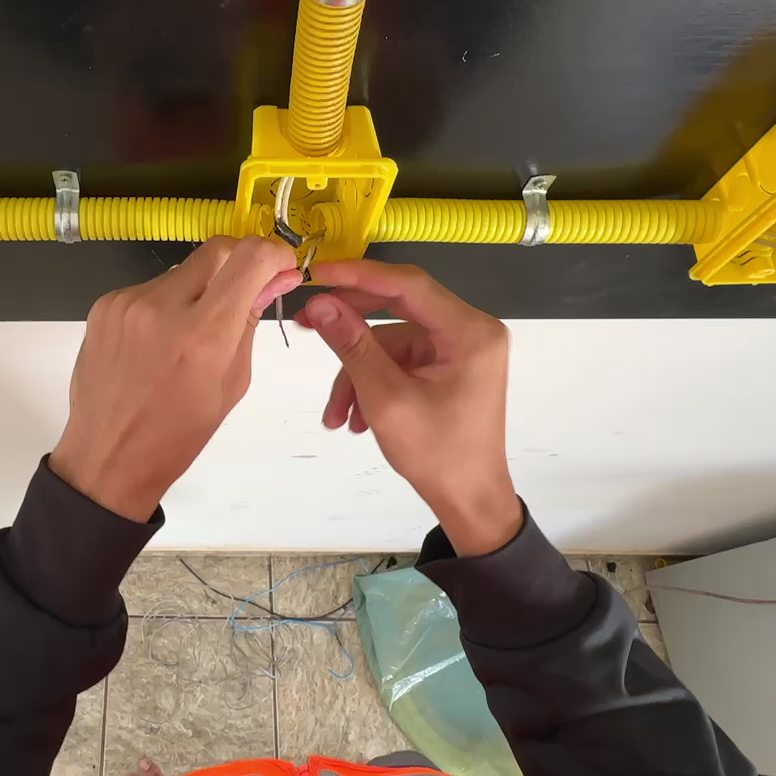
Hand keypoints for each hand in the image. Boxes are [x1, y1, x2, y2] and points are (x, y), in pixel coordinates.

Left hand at [51, 236, 301, 521]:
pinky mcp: (105, 304)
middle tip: (244, 290)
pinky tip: (159, 339)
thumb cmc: (177, 434)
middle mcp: (163, 308)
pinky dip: (166, 302)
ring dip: (199, 287)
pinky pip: (151, 286)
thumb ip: (250, 323)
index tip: (279, 266)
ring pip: (183, 269)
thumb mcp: (232, 383)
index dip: (273, 253)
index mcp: (203, 335)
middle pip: (217, 249)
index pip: (249, 257)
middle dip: (239, 262)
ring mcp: (128, 302)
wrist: (109, 456)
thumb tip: (274, 278)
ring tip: (190, 331)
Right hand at [296, 260, 522, 555]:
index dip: (357, 275)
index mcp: (469, 331)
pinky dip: (371, 384)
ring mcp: (455, 348)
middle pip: (396, 307)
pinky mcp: (443, 365)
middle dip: (350, 326)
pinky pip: (396, 361)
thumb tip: (319, 305)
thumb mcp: (386, 399)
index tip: (316, 273)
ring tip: (336, 416)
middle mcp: (468, 330)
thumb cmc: (438, 455)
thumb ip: (352, 346)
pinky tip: (355, 419)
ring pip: (388, 342)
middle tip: (306, 327)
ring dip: (356, 375)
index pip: (407, 284)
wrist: (469, 502)